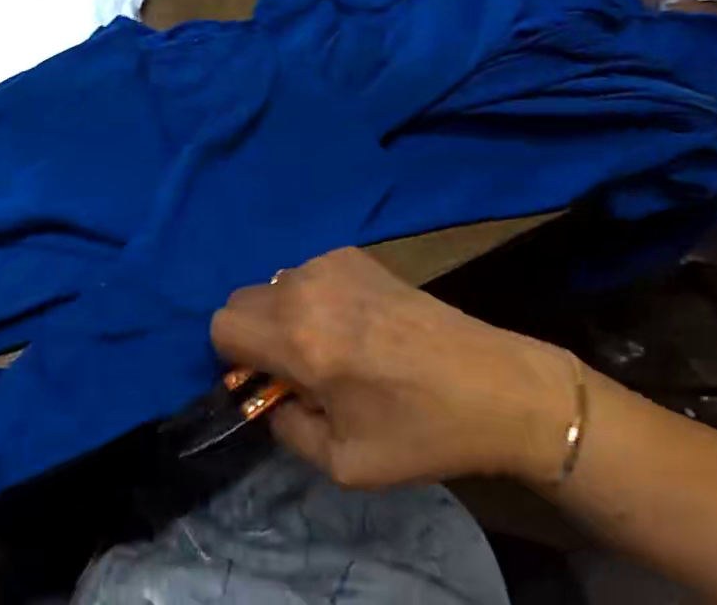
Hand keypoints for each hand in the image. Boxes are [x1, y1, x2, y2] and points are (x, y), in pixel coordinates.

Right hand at [210, 247, 581, 488]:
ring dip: (286, 315)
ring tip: (335, 347)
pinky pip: (310, 273)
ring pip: (277, 285)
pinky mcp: (359, 255)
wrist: (494, 384)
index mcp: (299, 338)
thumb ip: (286, 429)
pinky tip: (358, 323)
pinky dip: (315, 297)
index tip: (269, 384)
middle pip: (243, 299)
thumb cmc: (419, 430)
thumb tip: (269, 398)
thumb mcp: (342, 462)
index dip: (235, 360)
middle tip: (299, 370)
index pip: (222, 325)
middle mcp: (307, 287)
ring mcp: (334, 262)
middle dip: (256, 336)